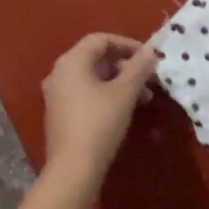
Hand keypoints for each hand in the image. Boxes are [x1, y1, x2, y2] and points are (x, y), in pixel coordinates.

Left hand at [41, 34, 158, 183]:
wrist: (73, 168)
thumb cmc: (99, 123)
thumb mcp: (124, 94)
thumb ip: (138, 68)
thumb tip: (151, 50)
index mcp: (71, 61)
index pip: (100, 40)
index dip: (128, 45)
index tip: (150, 57)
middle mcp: (59, 73)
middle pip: (96, 59)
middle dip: (127, 67)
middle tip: (151, 80)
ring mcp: (57, 94)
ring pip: (93, 78)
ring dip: (120, 83)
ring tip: (146, 98)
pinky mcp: (60, 113)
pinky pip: (86, 94)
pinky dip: (107, 95)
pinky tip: (126, 110)